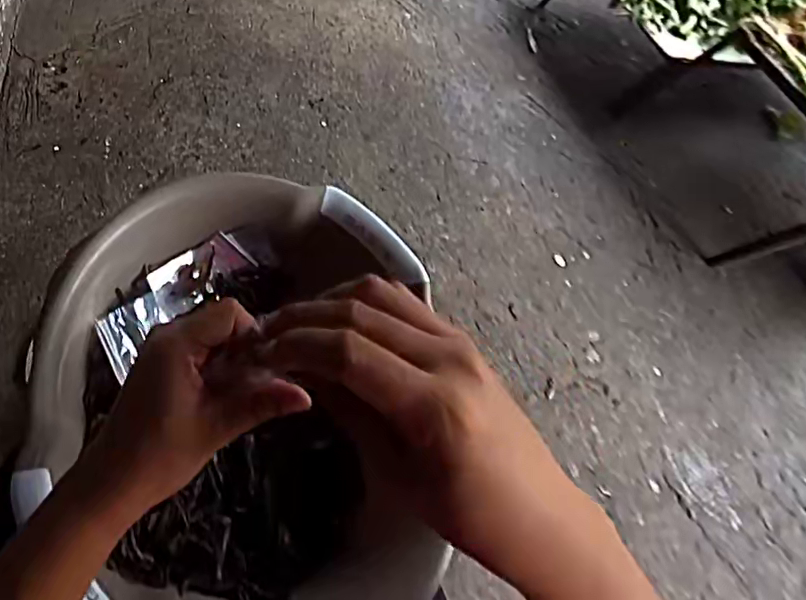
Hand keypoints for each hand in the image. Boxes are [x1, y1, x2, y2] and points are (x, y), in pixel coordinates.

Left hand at [79, 300, 311, 516]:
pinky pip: (198, 347)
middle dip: (244, 348)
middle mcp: (168, 334)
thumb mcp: (216, 428)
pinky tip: (219, 395)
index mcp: (177, 342)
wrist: (109, 486)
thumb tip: (305, 396)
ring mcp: (161, 347)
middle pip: (222, 320)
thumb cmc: (159, 457)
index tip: (264, 368)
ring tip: (238, 393)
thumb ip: (261, 404)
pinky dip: (215, 364)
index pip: (230, 312)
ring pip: (212, 334)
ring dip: (231, 358)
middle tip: (255, 384)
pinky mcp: (160, 362)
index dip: (253, 334)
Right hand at [259, 277, 657, 599]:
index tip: (267, 352)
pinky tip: (341, 313)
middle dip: (305, 318)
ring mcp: (457, 340)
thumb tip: (306, 375)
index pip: (350, 351)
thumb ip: (352, 414)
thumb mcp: (400, 477)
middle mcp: (448, 357)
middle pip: (360, 313)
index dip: (299, 346)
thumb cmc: (475, 512)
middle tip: (270, 331)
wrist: (538, 511)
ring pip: (380, 294)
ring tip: (298, 319)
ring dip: (332, 299)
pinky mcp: (459, 337)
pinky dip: (364, 299)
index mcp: (435, 403)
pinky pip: (404, 301)